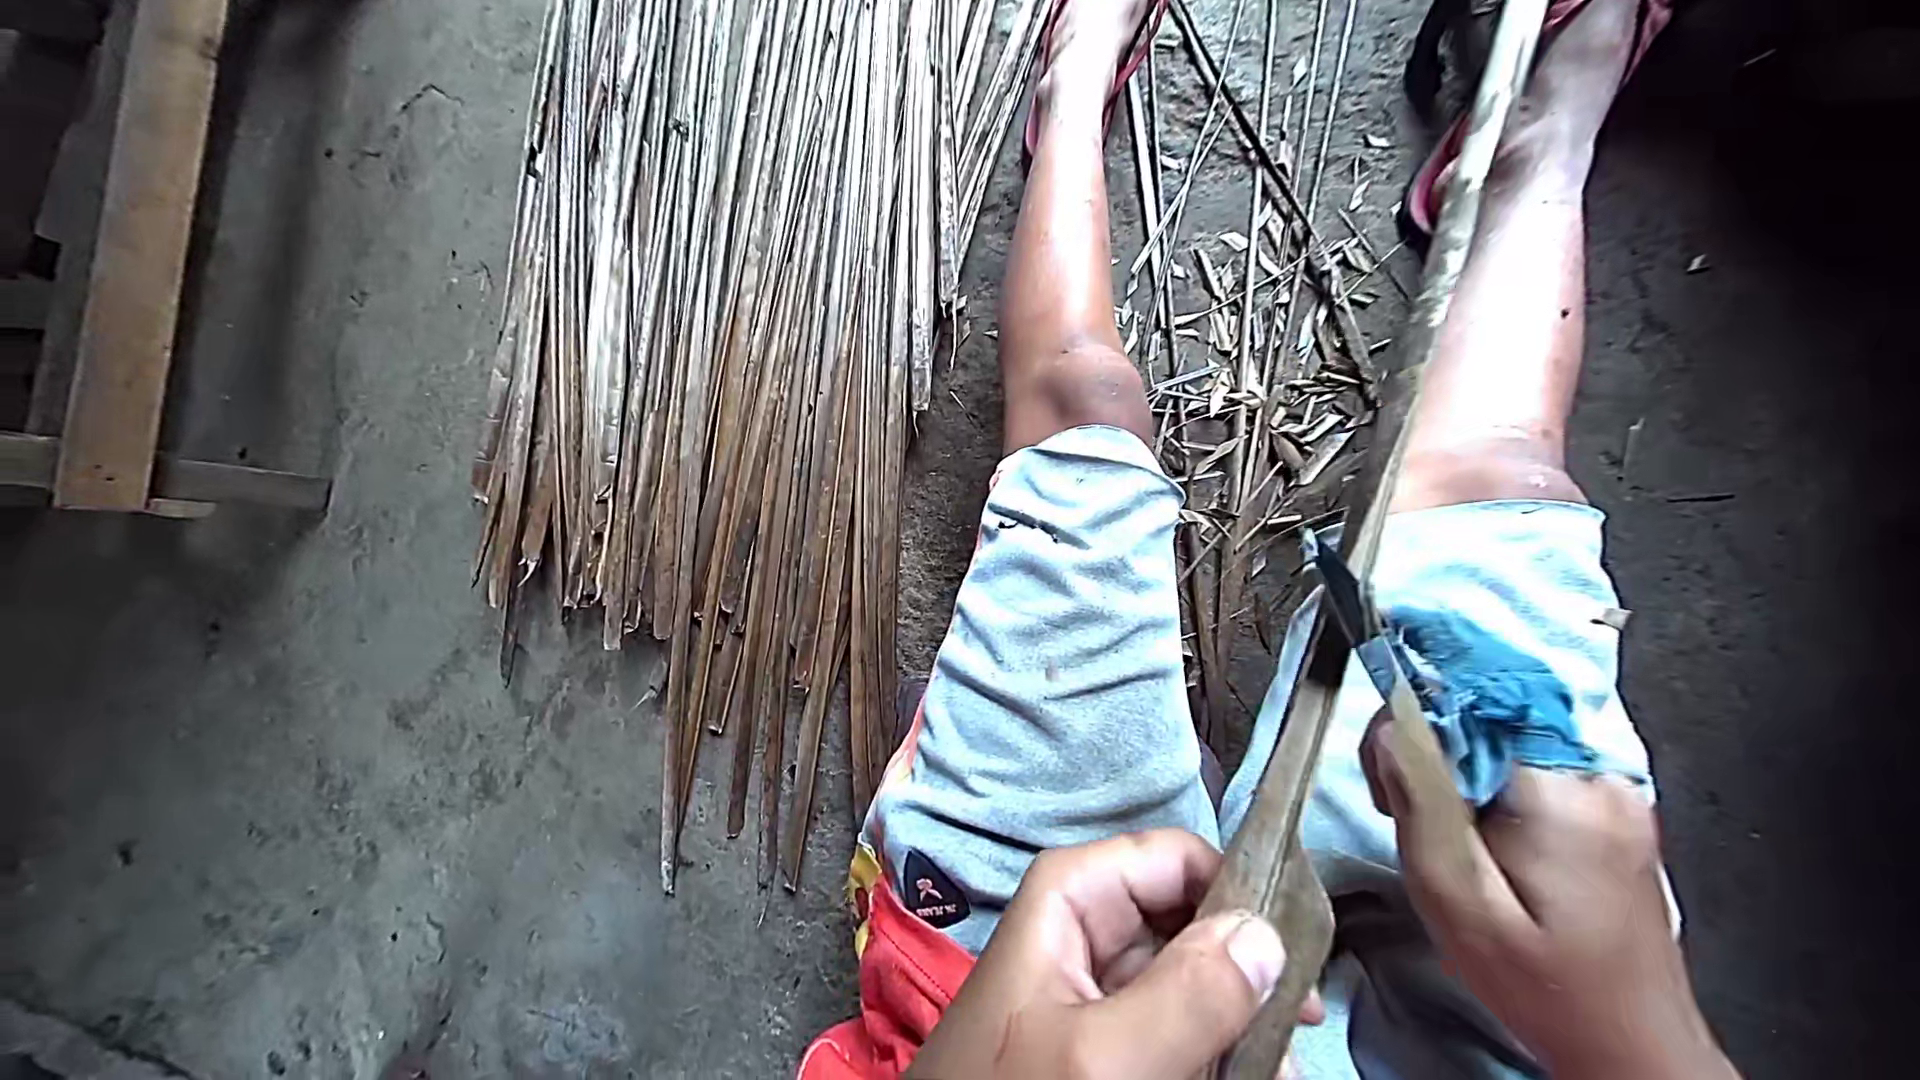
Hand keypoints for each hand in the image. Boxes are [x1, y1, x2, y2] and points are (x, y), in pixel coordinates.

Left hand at [907, 829, 1320, 1079]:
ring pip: (1194, 972)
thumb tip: (1267, 933)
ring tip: (1271, 1067)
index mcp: (1077, 888)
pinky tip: (1233, 1071)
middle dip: (1245, 972)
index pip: (1179, 857)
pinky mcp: (1109, 1022)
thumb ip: (1188, 994)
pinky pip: (1177, 1018)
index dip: (1241, 898)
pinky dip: (1211, 1046)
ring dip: (1237, 1021)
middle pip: (1192, 916)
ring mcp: (1101, 971)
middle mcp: (1091, 914)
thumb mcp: (1103, 1057)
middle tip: (1294, 1036)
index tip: (1297, 968)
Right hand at [1365, 718, 1738, 1079]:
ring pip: (1493, 723)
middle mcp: (1595, 773)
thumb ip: (1421, 803)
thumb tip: (1391, 726)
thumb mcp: (1455, 897)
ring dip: (1443, 754)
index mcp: (1563, 792)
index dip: (1412, 712)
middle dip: (1421, 737)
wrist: (1631, 1048)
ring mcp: (1605, 785)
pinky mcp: (1599, 801)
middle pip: (1480, 704)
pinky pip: (1514, 750)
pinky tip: (1460, 816)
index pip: (1470, 697)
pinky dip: (1472, 767)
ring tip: (1426, 817)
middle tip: (1394, 801)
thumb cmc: (1539, 982)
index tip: (1384, 763)